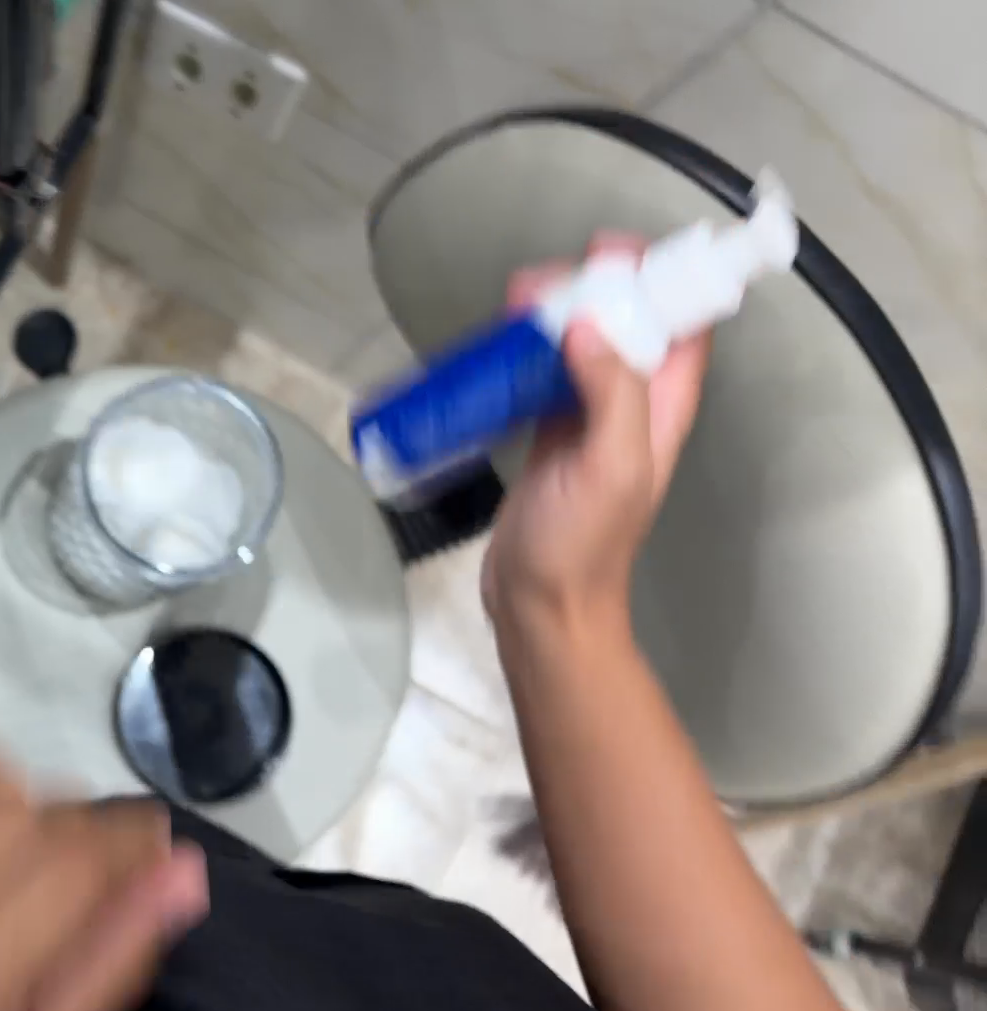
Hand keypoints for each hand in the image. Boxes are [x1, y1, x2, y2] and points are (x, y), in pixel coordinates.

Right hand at [481, 232, 711, 634]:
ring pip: (572, 356)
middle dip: (588, 296)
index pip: (678, 327)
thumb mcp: (609, 464)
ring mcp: (580, 425)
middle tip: (541, 278)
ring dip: (546, 325)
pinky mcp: (541, 440)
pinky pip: (535, 387)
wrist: (539, 598)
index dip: (658, 281)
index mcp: (660, 408)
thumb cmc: (580, 541)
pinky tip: (491, 353)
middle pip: (619, 332)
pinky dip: (517, 364)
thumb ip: (610, 392)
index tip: (613, 252)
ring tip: (509, 304)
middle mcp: (627, 409)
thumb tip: (588, 324)